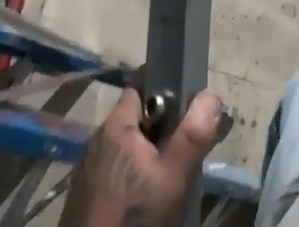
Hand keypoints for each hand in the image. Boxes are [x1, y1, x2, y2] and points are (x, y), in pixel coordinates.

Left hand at [60, 88, 223, 226]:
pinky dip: (132, 170)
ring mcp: (89, 165)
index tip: (189, 97)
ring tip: (171, 167)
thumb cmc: (133, 213)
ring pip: (125, 144)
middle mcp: (98, 137)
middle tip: (187, 140)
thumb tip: (212, 94)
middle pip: (135, 117)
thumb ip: (191, 137)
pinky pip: (115, 166)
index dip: (165, 85)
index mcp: (116, 125)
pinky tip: (146, 191)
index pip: (140, 85)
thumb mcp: (171, 177)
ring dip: (147, 149)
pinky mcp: (86, 189)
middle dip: (162, 124)